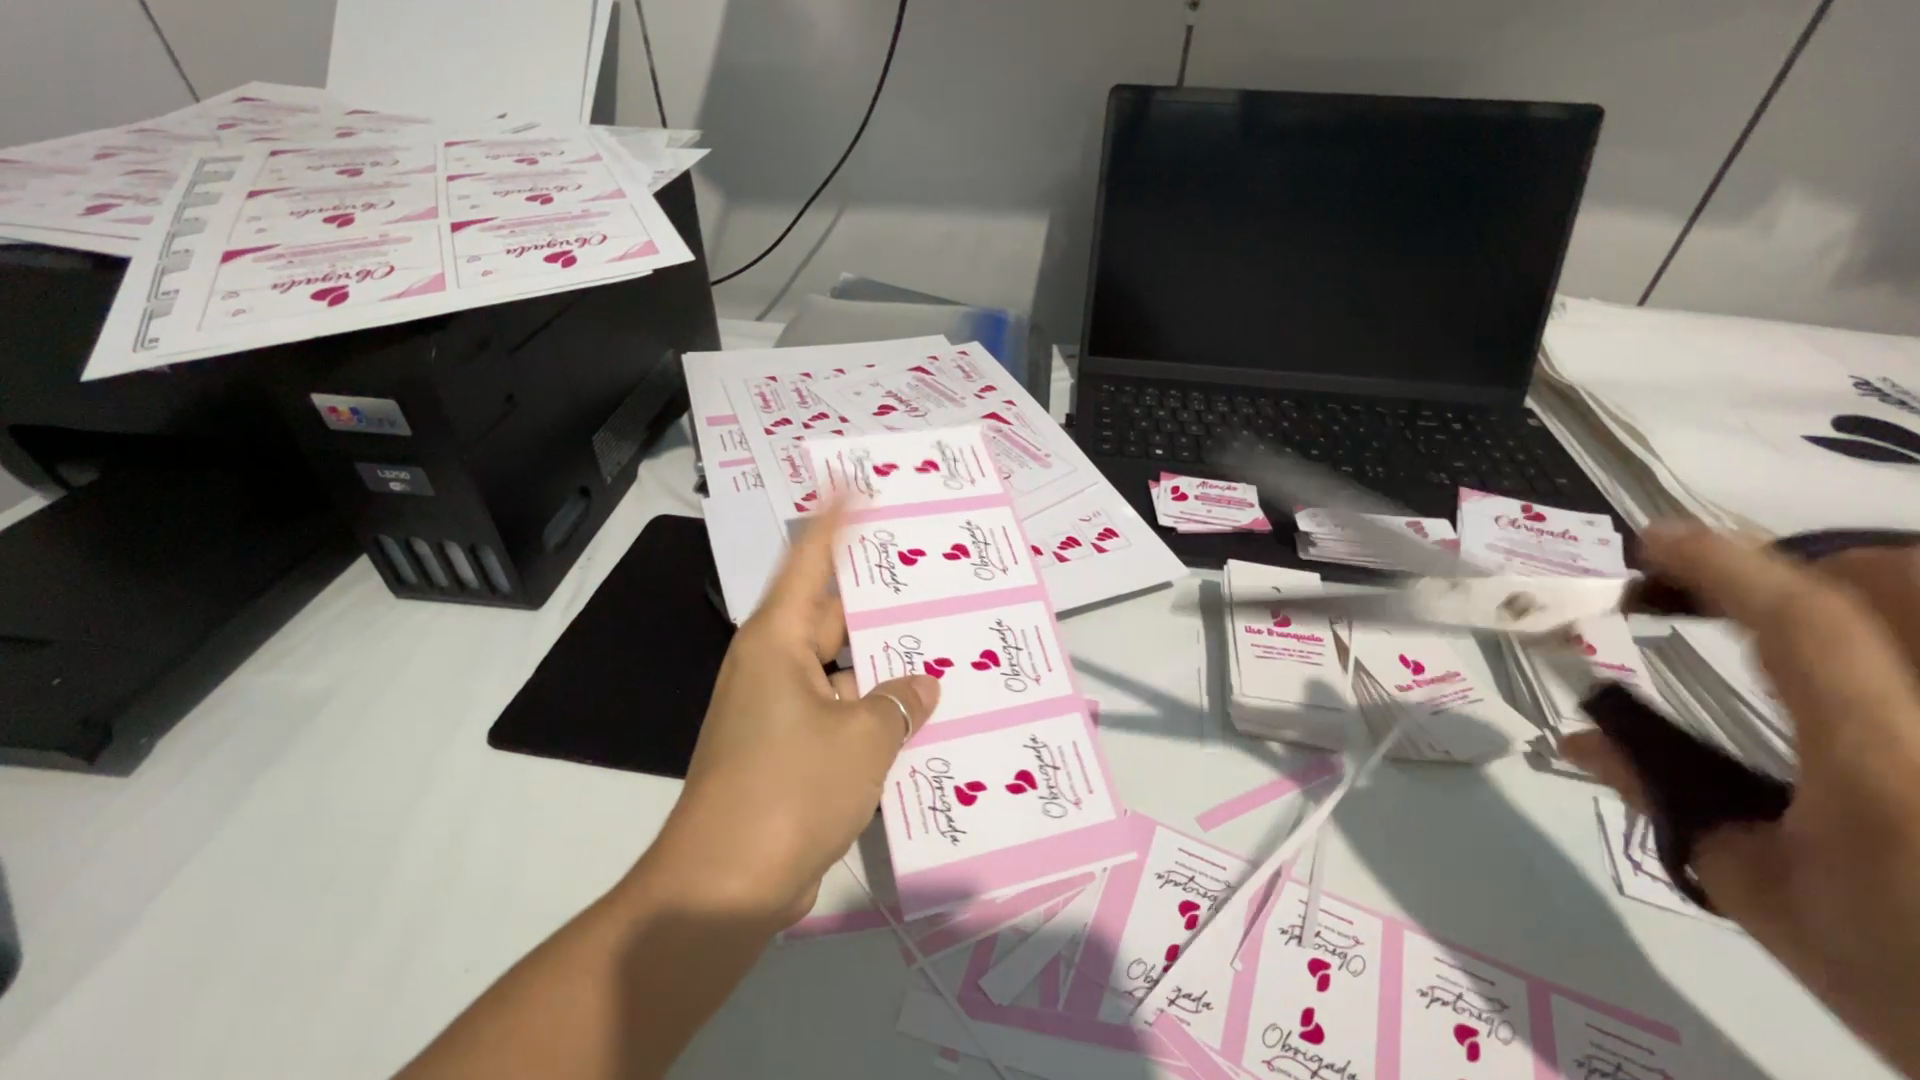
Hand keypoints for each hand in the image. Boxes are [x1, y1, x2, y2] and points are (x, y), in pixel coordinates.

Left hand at [639, 501, 940, 926]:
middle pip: (831, 620)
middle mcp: (773, 668)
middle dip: (879, 606)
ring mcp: (776, 715)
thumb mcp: (862, 737)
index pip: (809, 562)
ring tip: (943, 655)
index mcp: (778, 642)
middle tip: (932, 584)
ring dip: (882, 672)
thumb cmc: (792, 787)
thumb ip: (899, 703)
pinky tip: (918, 723)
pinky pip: (836, 719)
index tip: (852, 484)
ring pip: (839, 674)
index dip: (834, 522)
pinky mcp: (784, 757)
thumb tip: (919, 687)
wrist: (725, 883)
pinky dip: (870, 718)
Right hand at [1564, 526, 1919, 1074]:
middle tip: (1733, 599)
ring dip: (1866, 587)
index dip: (1723, 564)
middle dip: (1809, 567)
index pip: (1805, 625)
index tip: (1653, 541)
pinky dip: (1897, 625)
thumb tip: (1577, 738)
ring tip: (1800, 622)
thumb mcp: (1765, 896)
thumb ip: (1668, 801)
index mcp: (1882, 767)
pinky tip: (1868, 656)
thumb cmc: (1900, 980)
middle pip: (1898, 583)